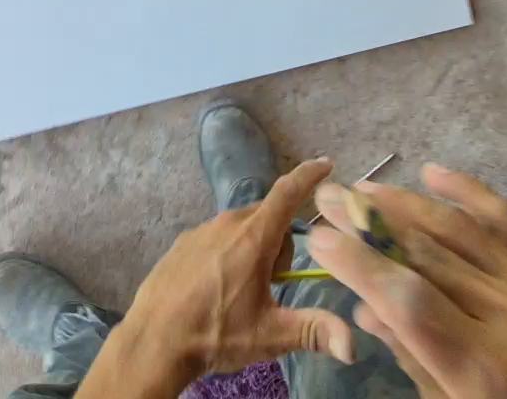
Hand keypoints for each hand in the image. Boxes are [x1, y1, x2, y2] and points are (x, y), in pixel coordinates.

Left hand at [78, 159, 353, 397]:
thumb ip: (313, 331)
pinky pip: (218, 238)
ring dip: (253, 250)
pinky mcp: (184, 242)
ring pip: (243, 229)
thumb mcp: (270, 336)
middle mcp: (228, 223)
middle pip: (269, 218)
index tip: (326, 163)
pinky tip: (217, 289)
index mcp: (254, 237)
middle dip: (279, 244)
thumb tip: (353, 344)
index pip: (288, 193)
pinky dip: (228, 254)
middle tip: (273, 286)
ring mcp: (202, 230)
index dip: (309, 176)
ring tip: (242, 294)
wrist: (154, 340)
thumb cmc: (215, 333)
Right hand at [307, 164, 506, 398]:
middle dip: (367, 222)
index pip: (406, 299)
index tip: (319, 238)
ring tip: (362, 187)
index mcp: (484, 370)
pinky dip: (467, 189)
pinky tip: (432, 172)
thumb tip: (366, 311)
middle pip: (425, 253)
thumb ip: (417, 365)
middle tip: (326, 197)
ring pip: (457, 227)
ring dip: (402, 201)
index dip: (357, 263)